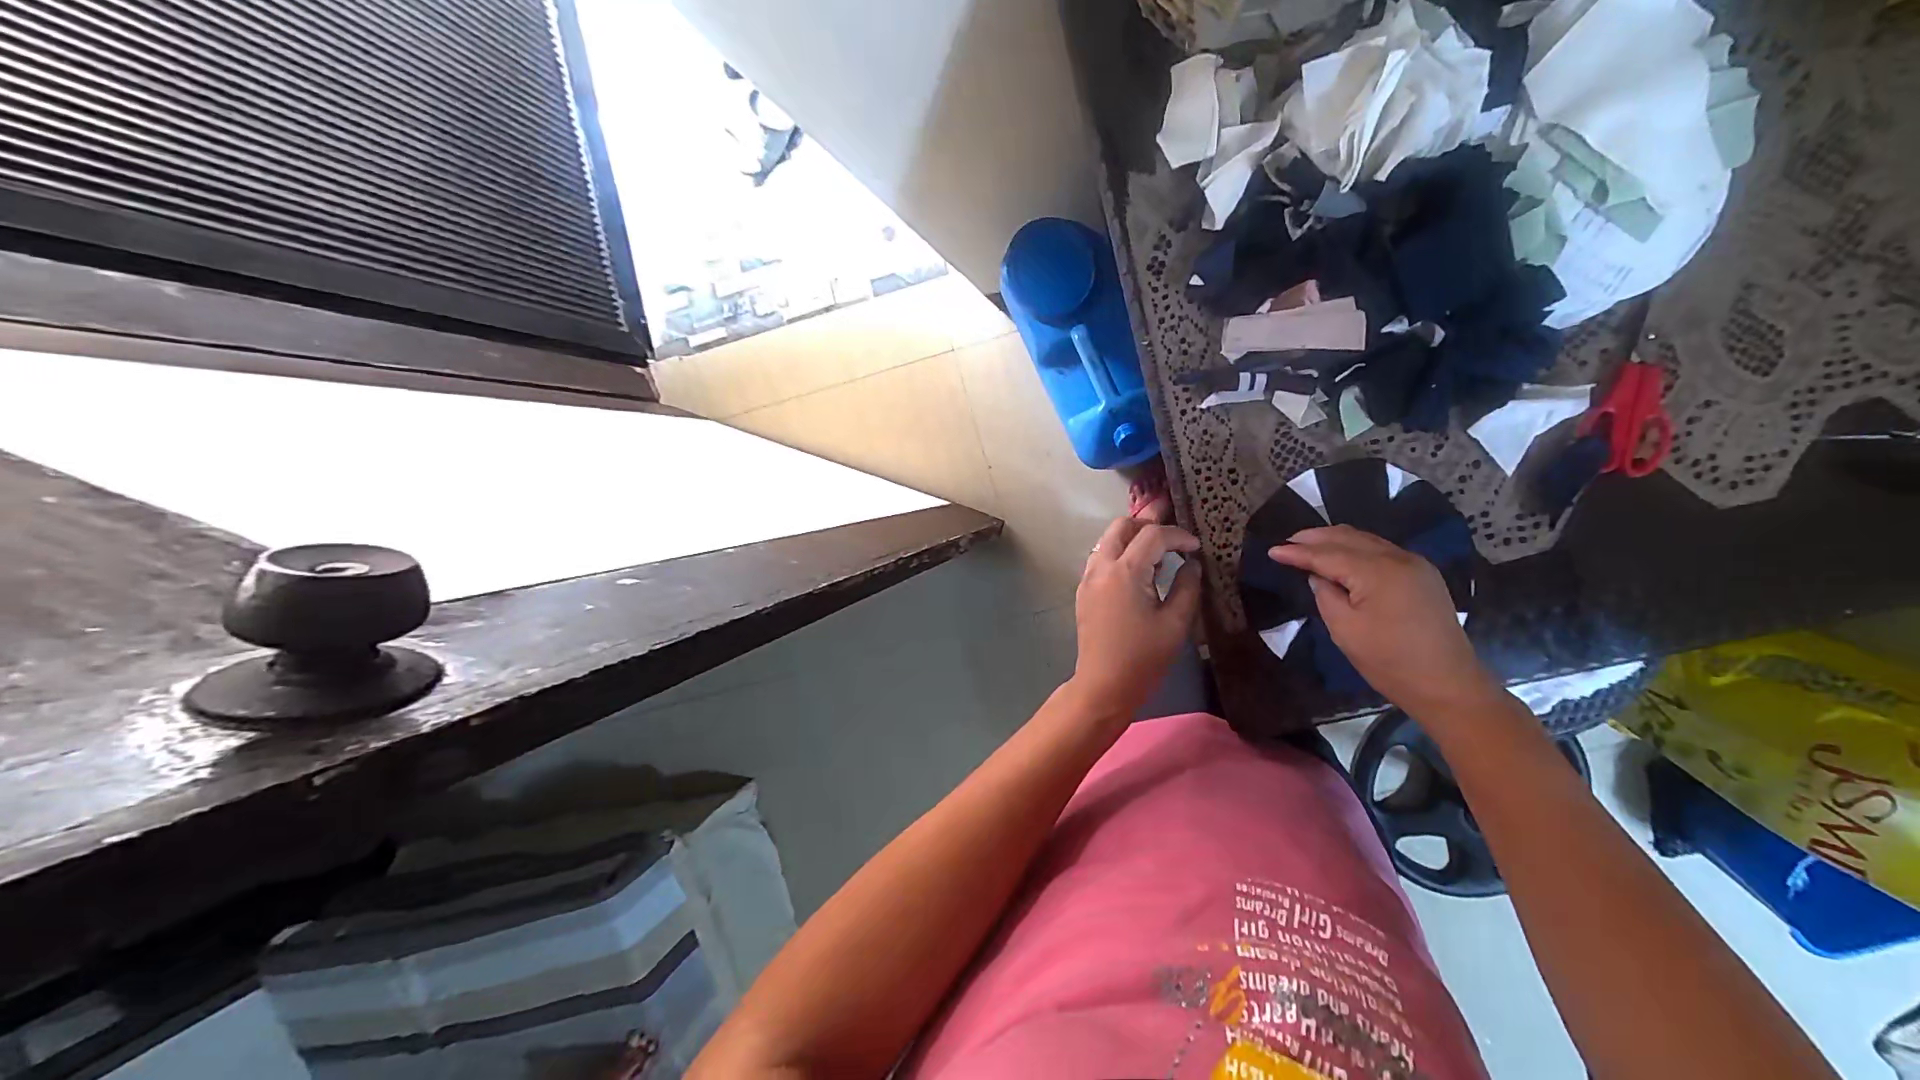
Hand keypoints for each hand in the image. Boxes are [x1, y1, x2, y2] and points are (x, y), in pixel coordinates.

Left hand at [1070, 517, 1201, 718]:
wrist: (1104, 684)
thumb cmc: (1144, 657)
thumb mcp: (1176, 623)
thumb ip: (1187, 586)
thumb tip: (1191, 564)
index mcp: (1126, 572)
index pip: (1153, 535)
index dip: (1178, 535)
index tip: (1196, 548)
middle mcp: (1102, 567)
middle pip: (1122, 526)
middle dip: (1148, 524)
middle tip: (1173, 539)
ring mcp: (1088, 578)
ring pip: (1107, 540)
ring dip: (1131, 537)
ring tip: (1157, 554)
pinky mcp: (1083, 590)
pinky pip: (1101, 558)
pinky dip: (1119, 553)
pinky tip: (1139, 572)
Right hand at [1267, 525, 1495, 717]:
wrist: (1447, 684)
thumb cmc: (1390, 661)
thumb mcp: (1345, 630)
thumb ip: (1326, 596)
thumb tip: (1319, 577)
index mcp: (1377, 572)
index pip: (1328, 554)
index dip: (1298, 552)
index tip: (1272, 551)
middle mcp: (1398, 559)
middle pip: (1349, 537)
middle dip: (1315, 537)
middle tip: (1288, 542)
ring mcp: (1415, 565)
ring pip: (1367, 540)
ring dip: (1336, 540)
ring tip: (1309, 544)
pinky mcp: (1423, 576)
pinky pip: (1382, 551)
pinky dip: (1357, 548)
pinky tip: (1343, 556)